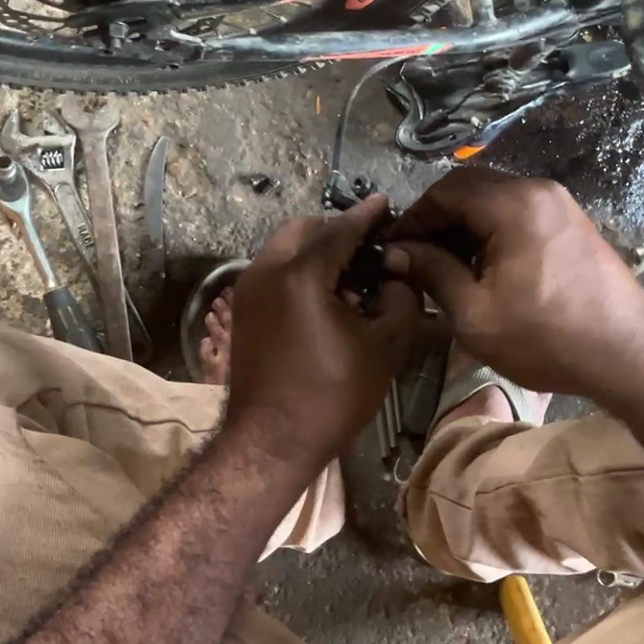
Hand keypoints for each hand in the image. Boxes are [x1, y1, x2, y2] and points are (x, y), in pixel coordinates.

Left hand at [224, 196, 420, 471]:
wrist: (271, 440)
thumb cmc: (332, 395)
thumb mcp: (383, 346)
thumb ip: (401, 298)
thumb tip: (397, 275)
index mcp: (300, 274)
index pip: (339, 230)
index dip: (366, 216)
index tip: (385, 203)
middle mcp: (266, 270)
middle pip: (304, 230)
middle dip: (336, 231)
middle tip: (368, 247)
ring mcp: (248, 290)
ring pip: (285, 248)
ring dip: (316, 251)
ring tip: (350, 276)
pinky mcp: (243, 309)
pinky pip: (274, 271)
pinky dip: (299, 269)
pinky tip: (325, 296)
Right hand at [384, 168, 643, 403]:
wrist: (629, 359)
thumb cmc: (546, 337)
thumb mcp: (474, 312)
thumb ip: (431, 272)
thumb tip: (395, 252)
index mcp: (512, 204)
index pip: (443, 192)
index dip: (412, 219)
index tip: (392, 250)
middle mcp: (537, 190)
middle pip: (469, 188)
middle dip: (436, 219)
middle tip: (414, 256)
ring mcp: (559, 205)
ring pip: (493, 200)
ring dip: (462, 226)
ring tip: (444, 266)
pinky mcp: (572, 224)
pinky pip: (517, 214)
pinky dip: (490, 231)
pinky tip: (481, 267)